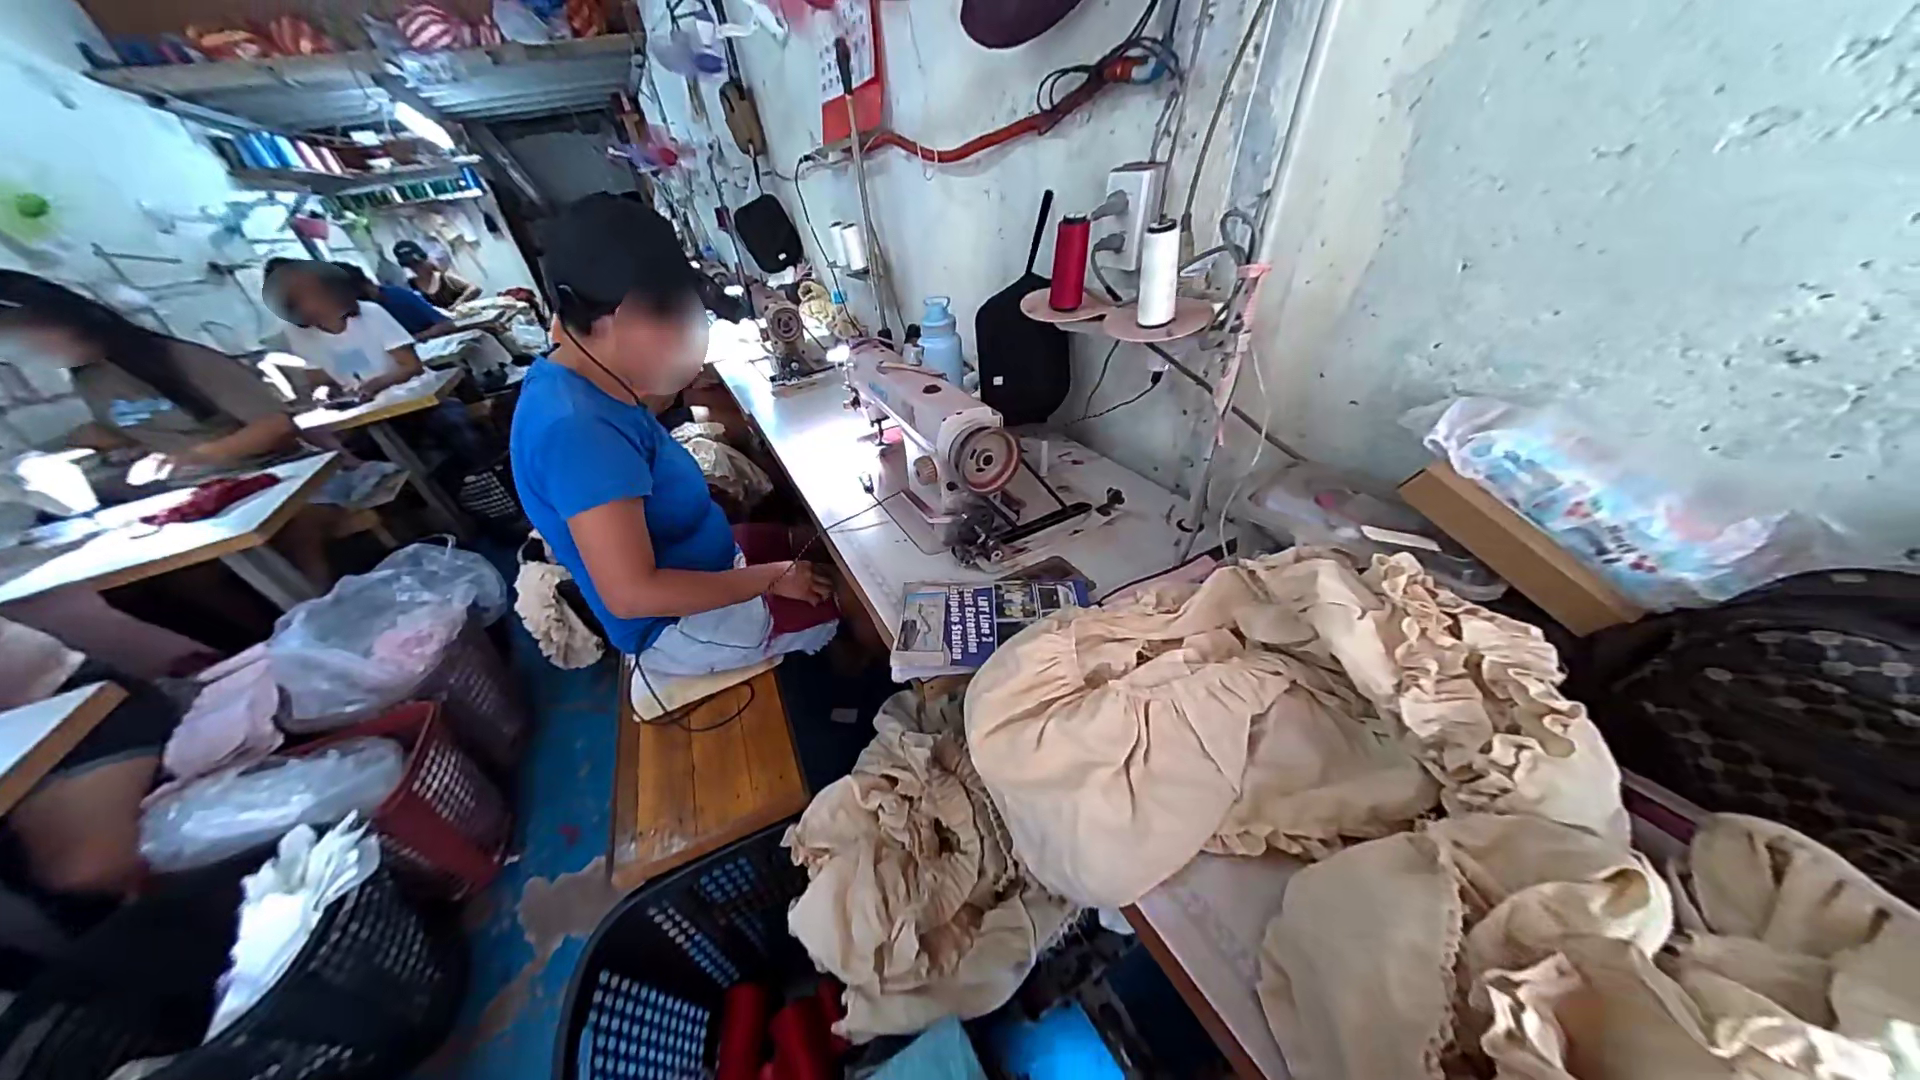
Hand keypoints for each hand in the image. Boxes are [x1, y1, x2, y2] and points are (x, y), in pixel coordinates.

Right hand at [765, 560, 832, 603]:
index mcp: (808, 564)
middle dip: (829, 584)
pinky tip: (815, 602)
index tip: (826, 577)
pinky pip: (816, 600)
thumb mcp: (793, 564)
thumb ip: (803, 568)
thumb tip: (807, 572)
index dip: (825, 574)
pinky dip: (816, 602)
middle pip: (827, 579)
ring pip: (826, 590)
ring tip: (825, 595)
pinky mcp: (805, 594)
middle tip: (829, 587)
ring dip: (826, 593)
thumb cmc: (777, 570)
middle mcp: (812, 573)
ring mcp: (810, 584)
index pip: (823, 569)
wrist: (771, 577)